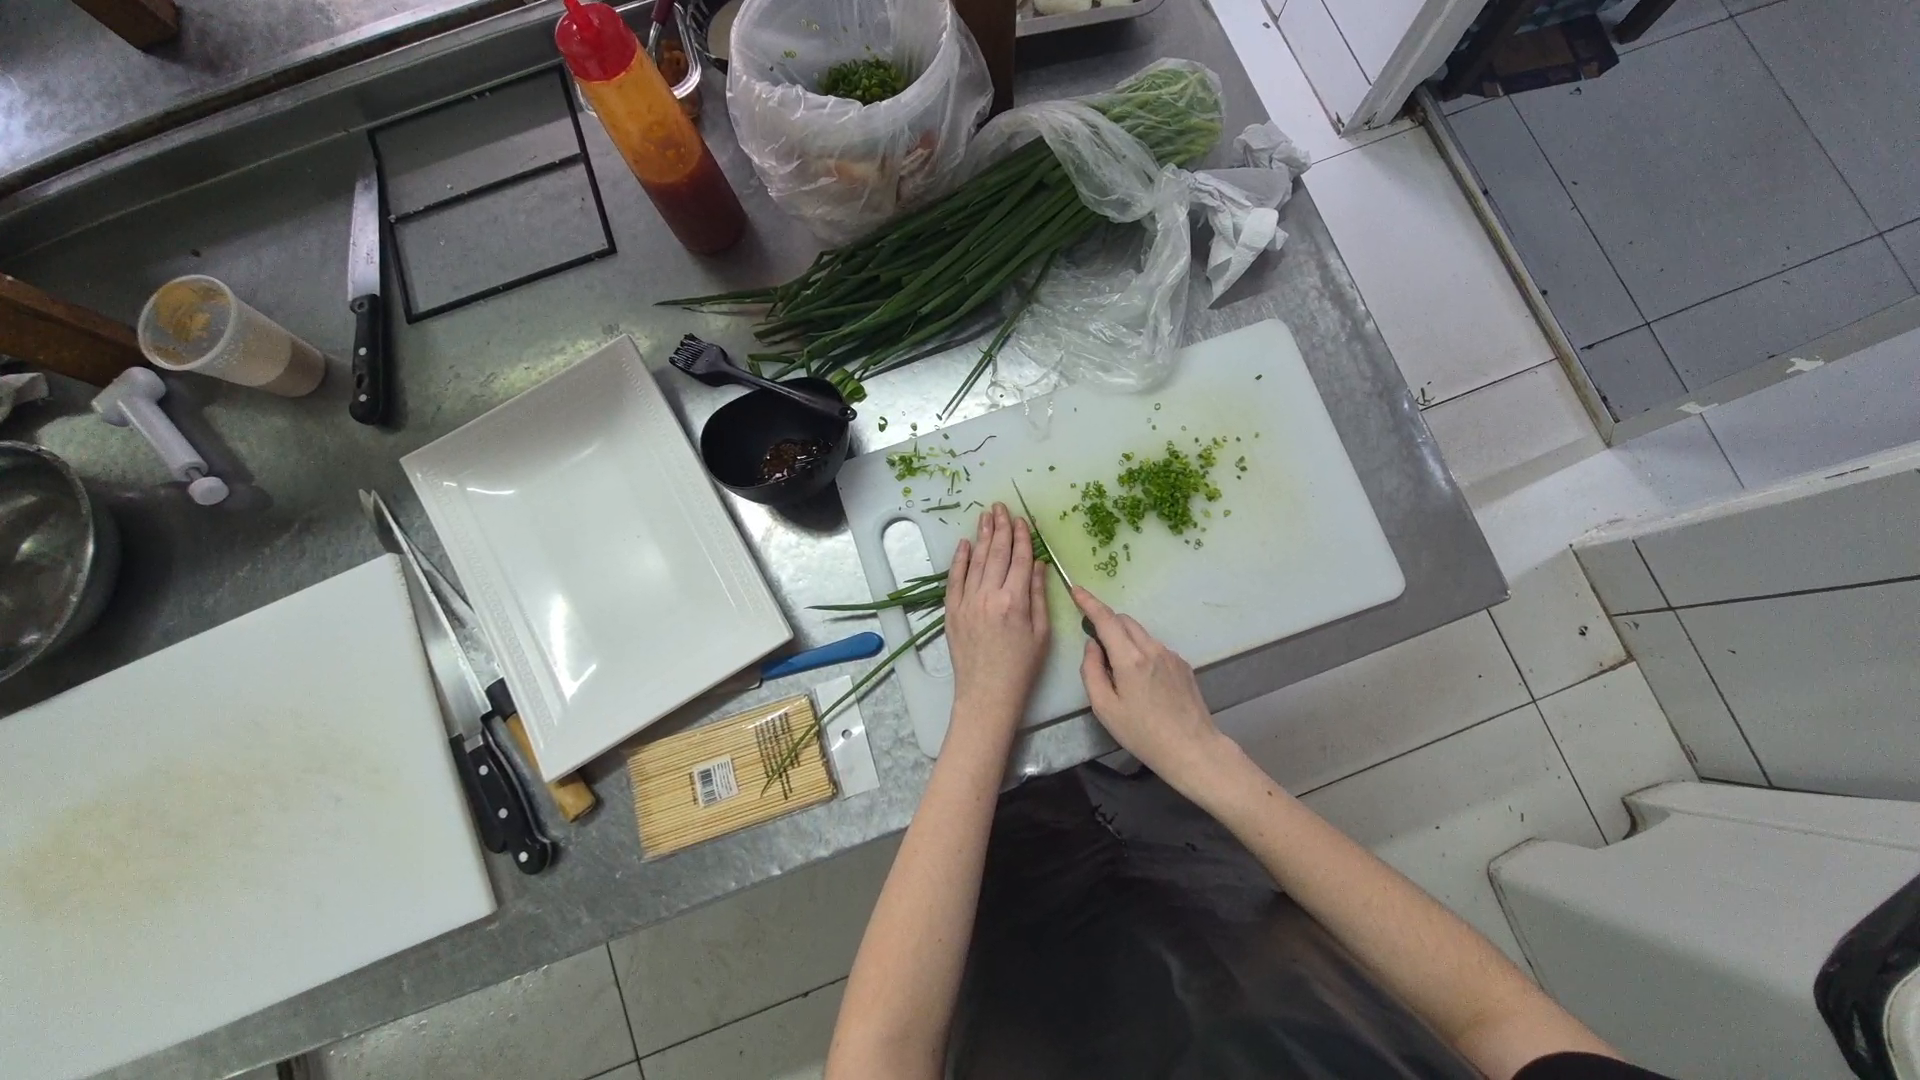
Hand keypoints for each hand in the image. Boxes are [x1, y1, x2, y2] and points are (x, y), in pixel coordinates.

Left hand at [944, 503, 1050, 722]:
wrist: (987, 694)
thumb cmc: (1021, 668)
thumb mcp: (1041, 634)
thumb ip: (1039, 596)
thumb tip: (1039, 566)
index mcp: (1016, 601)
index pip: (1021, 560)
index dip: (1023, 537)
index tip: (1023, 520)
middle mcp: (989, 596)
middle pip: (997, 554)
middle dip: (1001, 528)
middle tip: (1001, 506)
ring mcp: (967, 602)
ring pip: (976, 561)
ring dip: (982, 536)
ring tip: (986, 516)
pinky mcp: (952, 611)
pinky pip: (955, 579)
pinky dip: (960, 559)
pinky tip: (965, 544)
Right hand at [1074, 587, 1232, 793]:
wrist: (1192, 749)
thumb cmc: (1143, 734)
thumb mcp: (1105, 708)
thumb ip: (1092, 671)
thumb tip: (1092, 645)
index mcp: (1130, 659)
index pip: (1106, 619)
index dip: (1089, 602)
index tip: (1076, 590)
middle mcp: (1152, 649)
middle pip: (1125, 621)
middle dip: (1106, 622)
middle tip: (1095, 643)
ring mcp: (1171, 655)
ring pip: (1141, 634)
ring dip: (1124, 639)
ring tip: (1119, 672)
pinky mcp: (1183, 665)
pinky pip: (1155, 648)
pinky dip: (1141, 652)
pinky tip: (1142, 683)